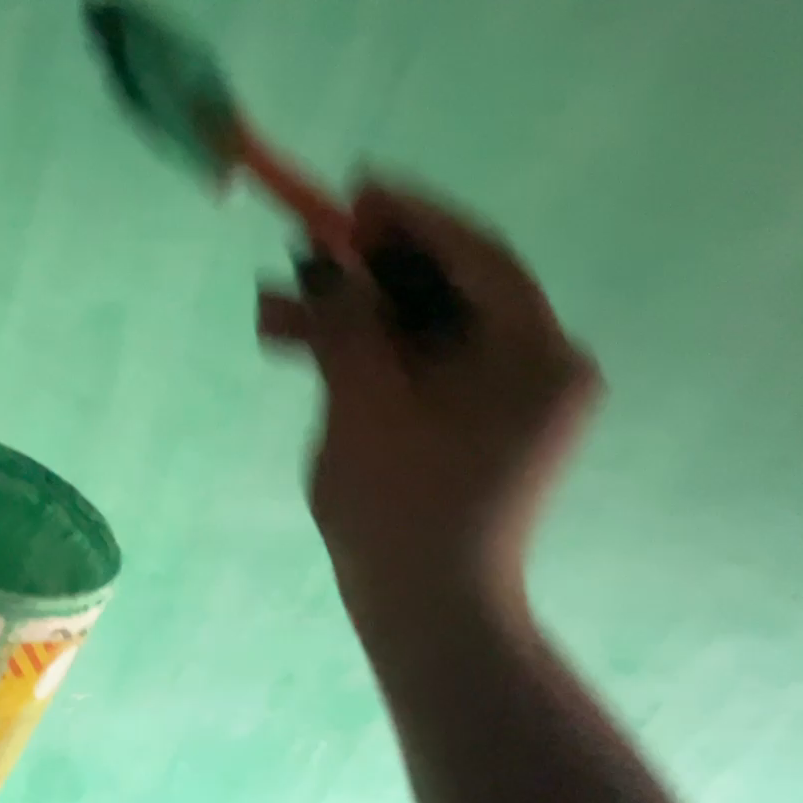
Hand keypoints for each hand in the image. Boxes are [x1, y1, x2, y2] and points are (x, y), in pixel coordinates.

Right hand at [257, 181, 601, 607]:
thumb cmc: (397, 511)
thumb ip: (348, 326)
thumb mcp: (363, 408)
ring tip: (268, 316)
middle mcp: (531, 368)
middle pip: (440, 296)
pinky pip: (411, 371)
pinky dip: (360, 359)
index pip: (474, 260)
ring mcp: (499, 400)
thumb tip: (328, 263)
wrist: (421, 606)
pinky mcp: (465, 426)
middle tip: (293, 260)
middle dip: (360, 278)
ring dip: (346, 321)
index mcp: (534, 357)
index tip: (351, 195)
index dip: (409, 221)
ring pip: (416, 335)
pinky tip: (303, 354)